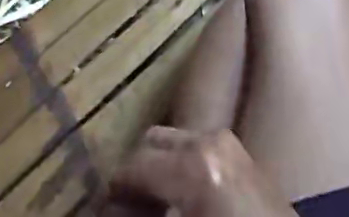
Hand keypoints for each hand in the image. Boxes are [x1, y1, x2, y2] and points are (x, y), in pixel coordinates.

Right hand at [110, 126, 299, 216]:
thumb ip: (146, 211)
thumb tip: (114, 207)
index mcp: (196, 164)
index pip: (131, 168)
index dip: (112, 198)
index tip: (106, 214)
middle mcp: (211, 140)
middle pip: (151, 142)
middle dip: (134, 176)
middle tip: (126, 211)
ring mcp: (230, 143)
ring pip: (175, 143)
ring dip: (157, 172)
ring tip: (152, 208)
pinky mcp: (243, 155)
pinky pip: (197, 151)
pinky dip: (180, 172)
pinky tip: (180, 203)